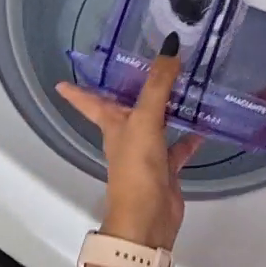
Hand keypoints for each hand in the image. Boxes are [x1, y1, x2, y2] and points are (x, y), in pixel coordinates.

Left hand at [56, 34, 202, 250]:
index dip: (76, 91)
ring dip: (167, 106)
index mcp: (112, 124)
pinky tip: (204, 123)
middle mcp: (126, 135)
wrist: (147, 218)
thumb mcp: (144, 120)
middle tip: (142, 64)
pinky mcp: (166, 167)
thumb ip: (158, 85)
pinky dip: (190, 136)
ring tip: (183, 83)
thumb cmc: (136, 167)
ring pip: (156, 122)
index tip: (61, 81)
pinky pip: (178, 146)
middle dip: (131, 88)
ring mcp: (146, 152)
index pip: (89, 102)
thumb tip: (170, 48)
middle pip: (126, 106)